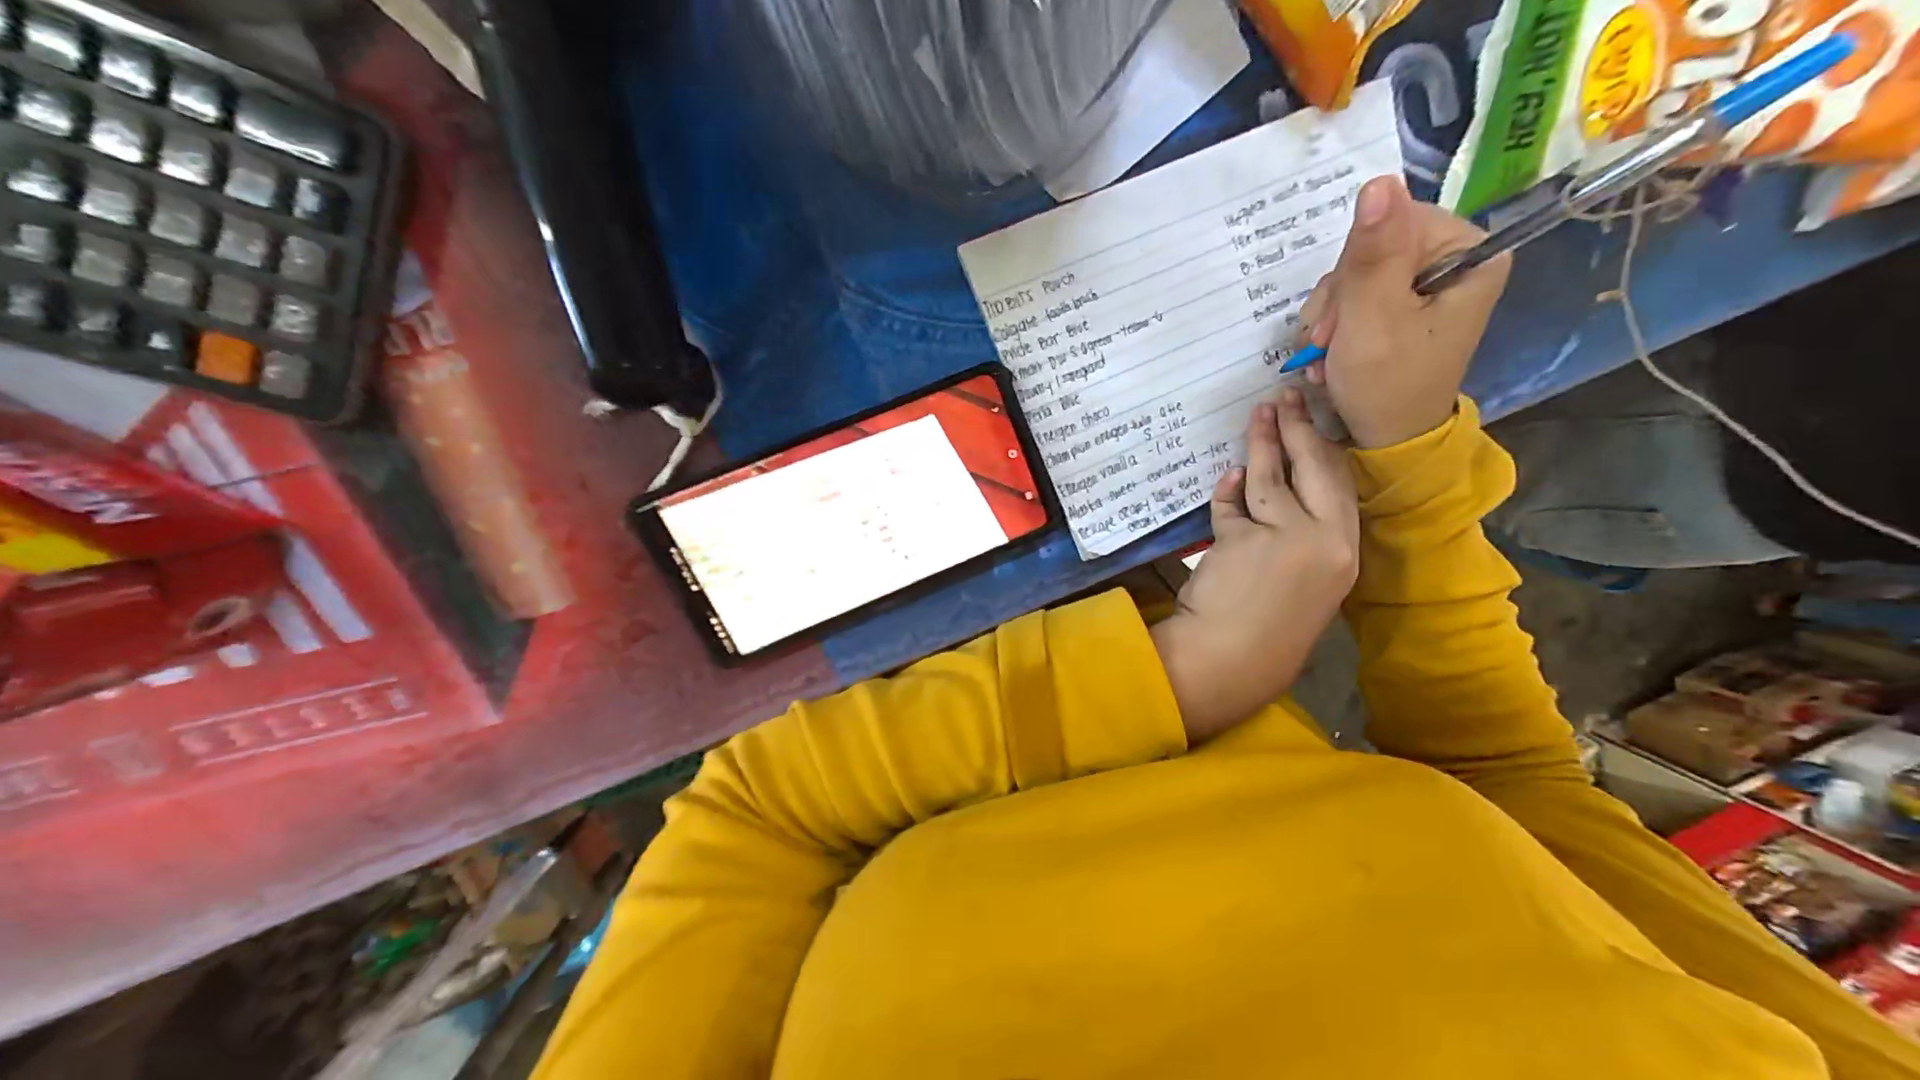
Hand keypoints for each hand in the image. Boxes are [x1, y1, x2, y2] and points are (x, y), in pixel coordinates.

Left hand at [1150, 389, 1358, 742]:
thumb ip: (1296, 538)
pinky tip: (1230, 476)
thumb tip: (1262, 490)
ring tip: (1259, 414)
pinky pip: (1232, 505)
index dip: (1327, 452)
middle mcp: (1325, 542)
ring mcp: (1285, 538)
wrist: (1231, 662)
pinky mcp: (1243, 539)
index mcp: (1346, 555)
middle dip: (1301, 430)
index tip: (1316, 425)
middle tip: (1288, 397)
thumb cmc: (1268, 630)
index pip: (1340, 489)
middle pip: (1315, 471)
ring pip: (1272, 478)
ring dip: (1264, 442)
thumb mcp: (1302, 583)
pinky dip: (1227, 491)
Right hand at [1298, 176, 1510, 448]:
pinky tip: (1332, 353)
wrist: (1389, 439)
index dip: (1356, 266)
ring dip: (1329, 316)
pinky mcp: (1401, 306)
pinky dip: (1333, 326)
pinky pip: (1353, 296)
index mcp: (1469, 255)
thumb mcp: (1372, 318)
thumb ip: (1372, 253)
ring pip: (1355, 274)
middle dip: (1338, 299)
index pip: (1396, 222)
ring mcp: (1425, 286)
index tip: (1342, 318)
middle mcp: (1452, 262)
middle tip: (1331, 342)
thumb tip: (1378, 181)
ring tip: (1329, 355)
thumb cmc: (1386, 384)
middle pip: (1371, 249)